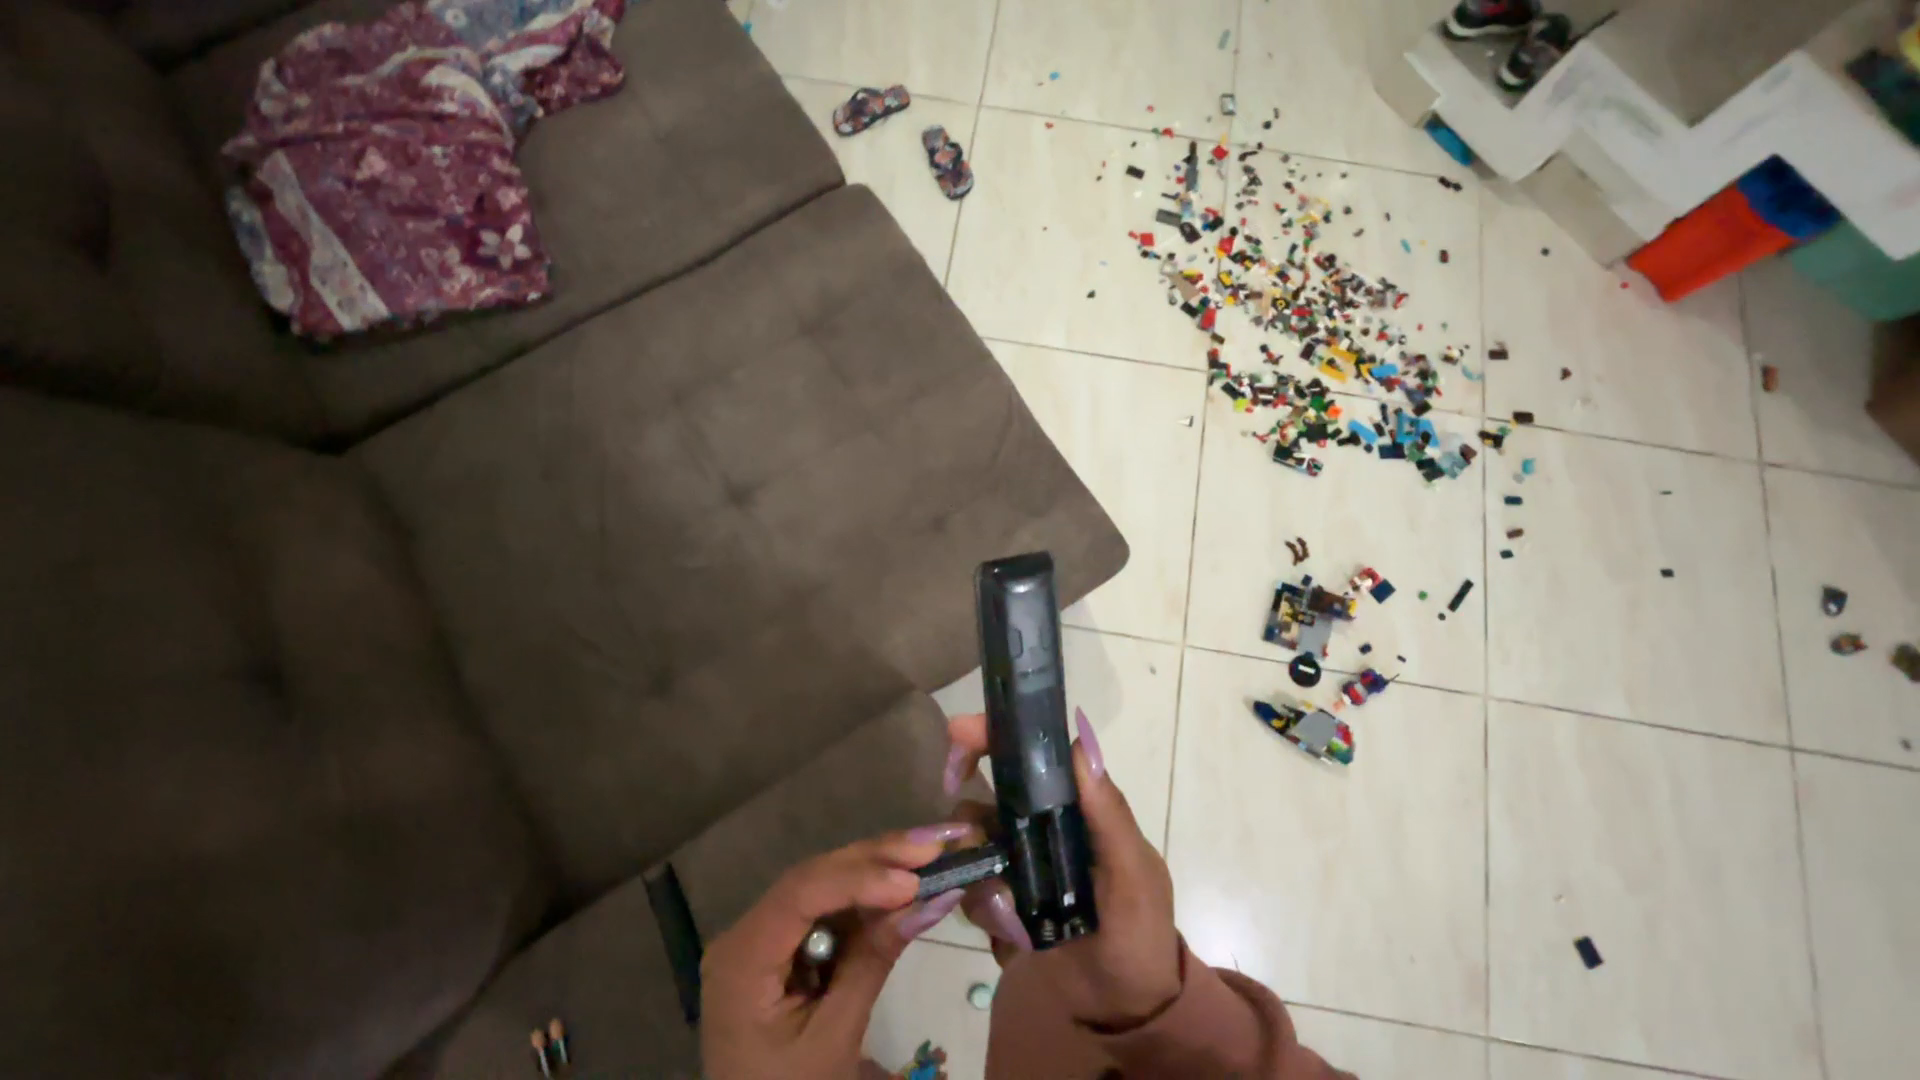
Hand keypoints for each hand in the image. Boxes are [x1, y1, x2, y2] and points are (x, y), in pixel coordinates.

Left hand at [699, 828, 970, 1079]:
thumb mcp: (834, 1037)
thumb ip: (874, 962)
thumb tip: (930, 900)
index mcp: (742, 959)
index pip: (800, 894)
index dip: (859, 878)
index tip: (914, 878)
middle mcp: (744, 932)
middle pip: (813, 878)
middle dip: (876, 859)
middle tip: (935, 843)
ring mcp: (762, 936)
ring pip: (823, 884)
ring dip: (878, 867)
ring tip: (929, 852)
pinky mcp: (783, 945)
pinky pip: (826, 908)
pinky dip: (867, 895)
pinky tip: (904, 881)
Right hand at [942, 708, 1182, 1029]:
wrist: (1124, 1009)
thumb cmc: (1138, 932)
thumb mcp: (1132, 873)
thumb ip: (1108, 813)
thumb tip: (1083, 740)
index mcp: (1077, 810)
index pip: (1033, 758)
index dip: (995, 737)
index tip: (961, 736)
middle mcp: (1043, 828)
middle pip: (989, 796)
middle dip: (969, 810)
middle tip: (962, 834)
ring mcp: (1019, 866)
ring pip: (973, 844)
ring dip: (976, 865)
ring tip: (1009, 905)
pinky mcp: (1002, 904)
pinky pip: (972, 890)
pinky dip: (983, 905)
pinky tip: (1013, 931)